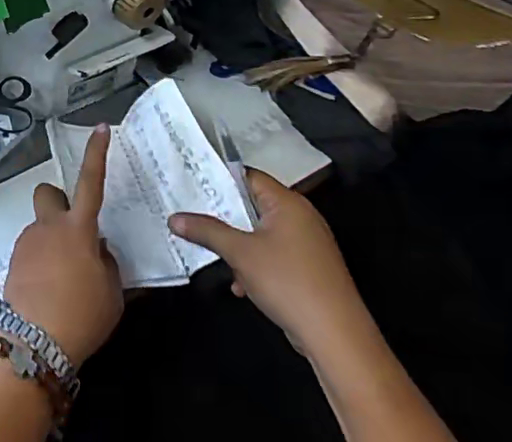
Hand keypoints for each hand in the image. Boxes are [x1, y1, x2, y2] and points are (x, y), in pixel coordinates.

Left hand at [4, 124, 123, 363]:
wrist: (31, 347)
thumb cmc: (81, 316)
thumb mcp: (112, 294)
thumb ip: (107, 265)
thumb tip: (97, 253)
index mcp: (79, 228)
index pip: (91, 181)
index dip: (97, 153)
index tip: (101, 129)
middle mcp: (49, 228)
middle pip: (48, 194)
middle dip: (59, 203)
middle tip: (72, 231)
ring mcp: (26, 245)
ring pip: (40, 229)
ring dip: (52, 243)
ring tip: (66, 283)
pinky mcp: (12, 266)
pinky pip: (31, 254)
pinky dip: (41, 265)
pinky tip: (50, 294)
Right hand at [169, 169, 366, 354]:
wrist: (336, 335)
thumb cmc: (287, 281)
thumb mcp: (240, 253)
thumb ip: (207, 232)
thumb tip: (176, 218)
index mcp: (287, 202)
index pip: (249, 177)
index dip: (222, 180)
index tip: (195, 187)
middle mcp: (301, 216)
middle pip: (255, 206)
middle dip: (227, 220)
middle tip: (197, 222)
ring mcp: (308, 243)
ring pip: (263, 234)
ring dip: (241, 248)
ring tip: (220, 260)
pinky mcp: (311, 268)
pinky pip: (276, 255)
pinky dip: (258, 265)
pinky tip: (243, 286)